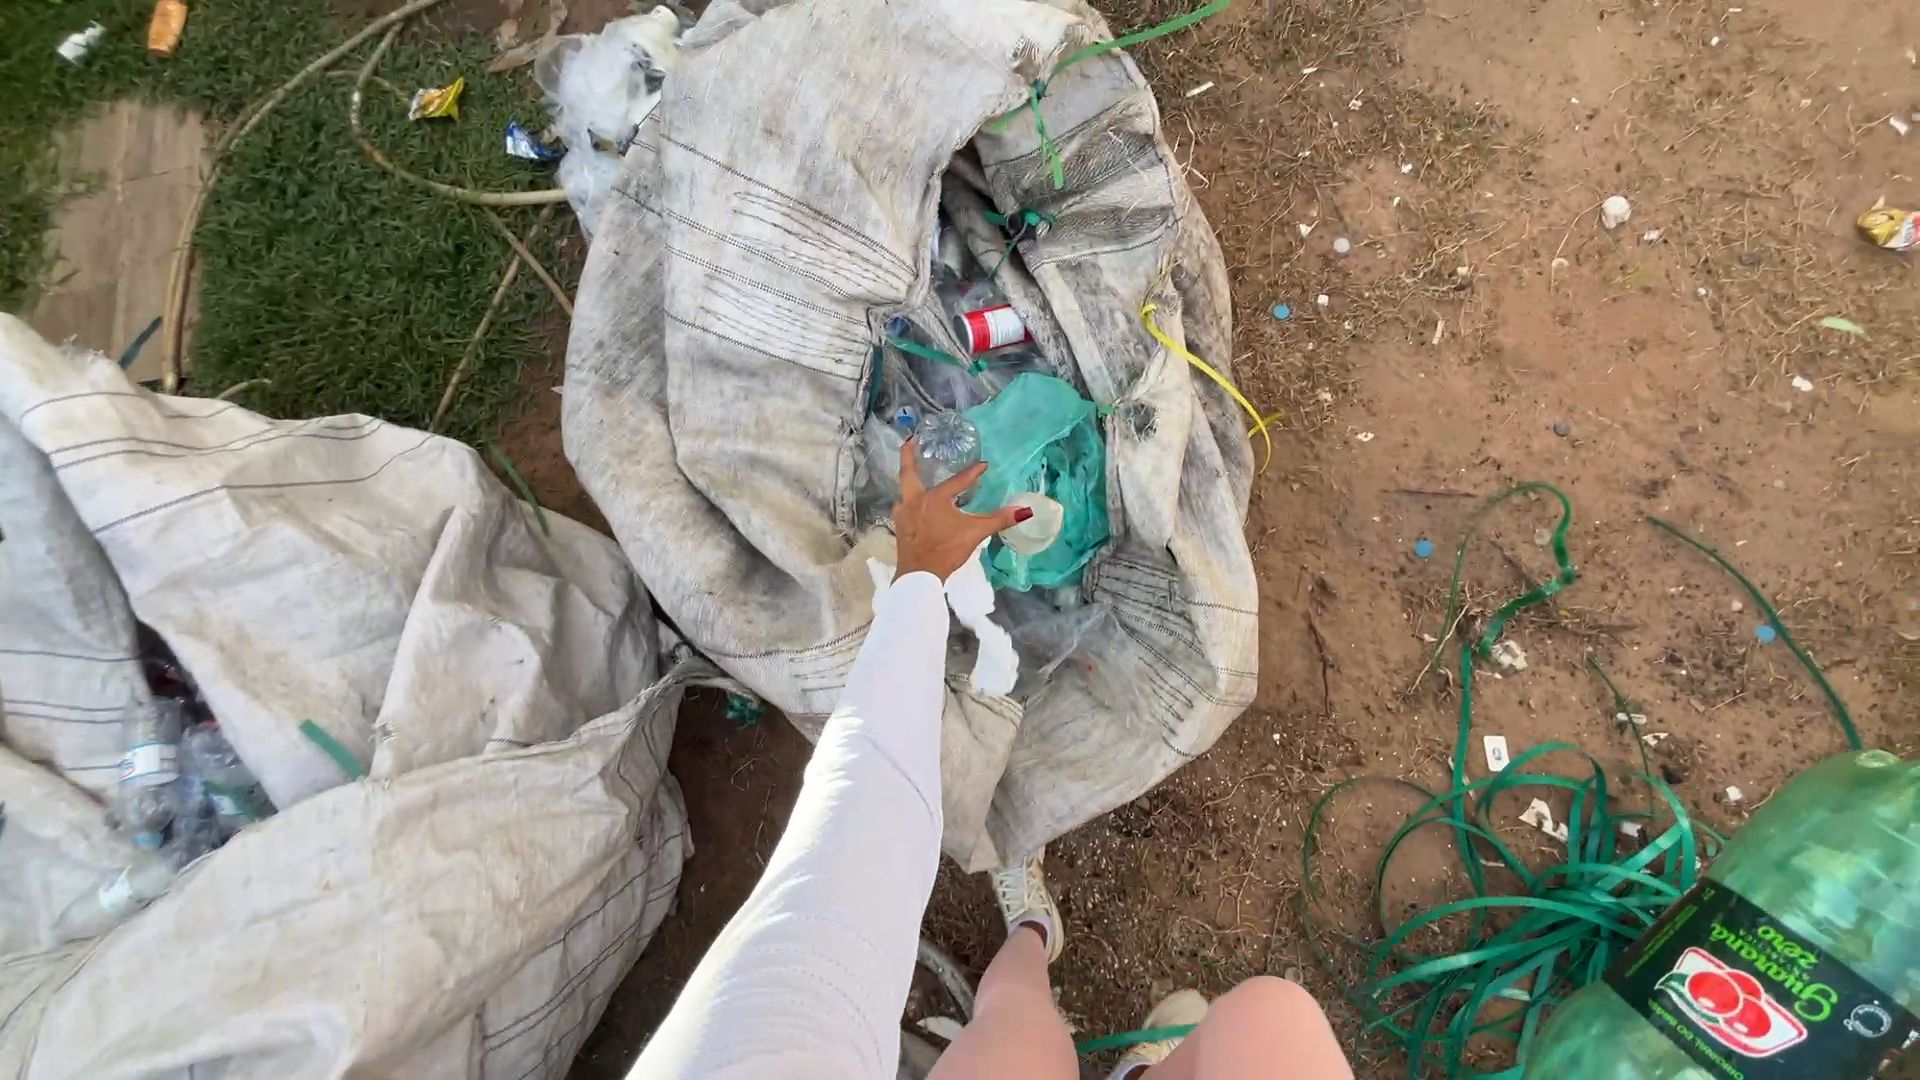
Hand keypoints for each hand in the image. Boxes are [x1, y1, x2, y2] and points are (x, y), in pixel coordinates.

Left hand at [893, 436, 1031, 581]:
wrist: (920, 574)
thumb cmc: (947, 549)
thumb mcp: (975, 532)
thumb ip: (999, 520)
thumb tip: (1025, 511)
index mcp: (934, 497)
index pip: (957, 481)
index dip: (973, 473)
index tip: (984, 465)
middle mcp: (915, 500)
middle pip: (908, 472)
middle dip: (908, 455)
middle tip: (911, 441)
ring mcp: (903, 514)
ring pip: (904, 491)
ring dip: (910, 482)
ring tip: (917, 478)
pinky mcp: (900, 528)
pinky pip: (903, 508)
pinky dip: (909, 502)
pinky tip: (915, 507)